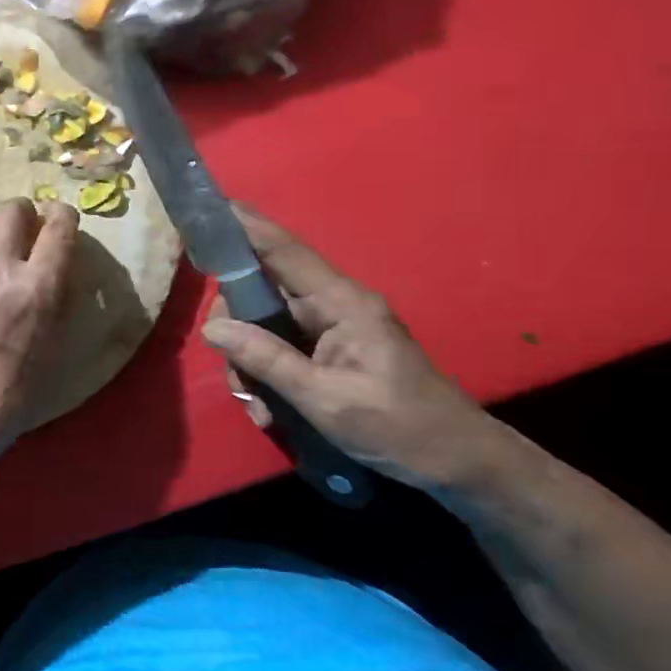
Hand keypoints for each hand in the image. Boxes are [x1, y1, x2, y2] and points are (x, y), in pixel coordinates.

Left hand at [0, 200, 78, 471]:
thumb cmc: (17, 386)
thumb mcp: (56, 339)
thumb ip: (58, 292)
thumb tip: (58, 261)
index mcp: (37, 287)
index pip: (57, 227)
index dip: (64, 215)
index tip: (62, 217)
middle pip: (11, 208)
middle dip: (26, 212)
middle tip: (29, 230)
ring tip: (0, 246)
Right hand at [200, 208, 505, 491]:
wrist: (461, 465)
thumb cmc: (401, 428)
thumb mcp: (327, 399)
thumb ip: (267, 360)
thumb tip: (212, 328)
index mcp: (341, 303)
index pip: (284, 251)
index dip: (246, 226)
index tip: (209, 205)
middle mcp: (331, 304)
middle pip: (258, 292)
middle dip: (234, 330)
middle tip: (235, 377)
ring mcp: (327, 325)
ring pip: (259, 323)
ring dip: (247, 363)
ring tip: (259, 407)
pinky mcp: (325, 347)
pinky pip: (274, 345)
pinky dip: (262, 374)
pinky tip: (270, 410)